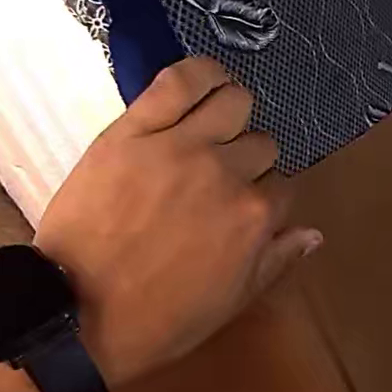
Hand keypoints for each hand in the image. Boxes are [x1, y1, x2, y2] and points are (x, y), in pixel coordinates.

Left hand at [33, 57, 322, 387]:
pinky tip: (209, 80)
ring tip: (217, 129)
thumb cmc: (159, 318)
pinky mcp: (135, 130)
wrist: (76, 314)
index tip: (244, 209)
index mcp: (255, 217)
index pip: (283, 188)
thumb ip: (276, 260)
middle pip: (262, 145)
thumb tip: (315, 232)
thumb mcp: (231, 301)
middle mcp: (227, 173)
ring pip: (234, 103)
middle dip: (250, 162)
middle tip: (221, 180)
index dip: (265, 198)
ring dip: (235, 115)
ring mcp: (180, 146)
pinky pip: (179, 81)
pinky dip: (201, 73)